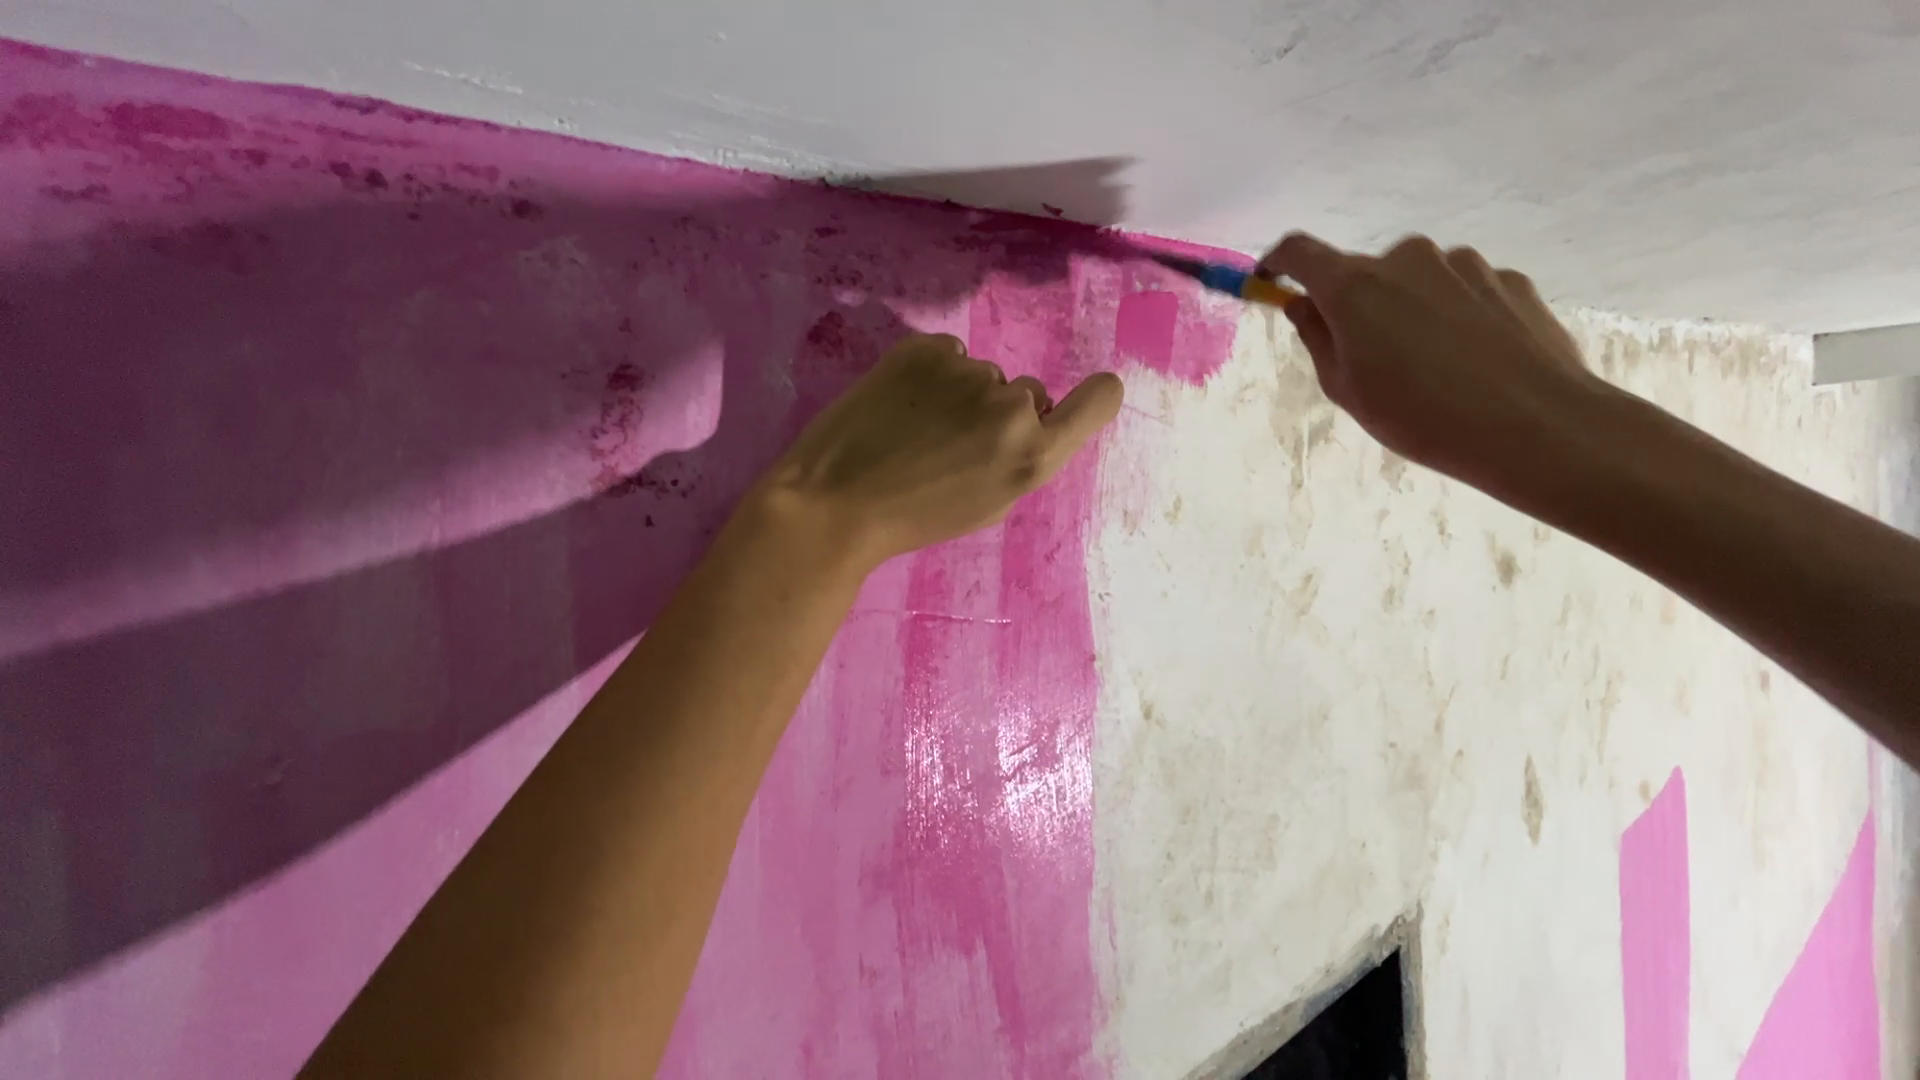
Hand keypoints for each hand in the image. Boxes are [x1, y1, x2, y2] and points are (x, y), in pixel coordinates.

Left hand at [755, 332, 1122, 567]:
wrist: (836, 501)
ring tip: (915, 428)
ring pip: (982, 376)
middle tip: (954, 445)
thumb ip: (1025, 458)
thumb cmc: (916, 519)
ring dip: (962, 394)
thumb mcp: (990, 504)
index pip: (1098, 401)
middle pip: (1028, 394)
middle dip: (1003, 413)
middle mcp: (1011, 407)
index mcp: (1033, 456)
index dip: (1096, 395)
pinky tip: (901, 404)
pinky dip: (932, 375)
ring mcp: (968, 371)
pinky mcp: (925, 347)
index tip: (1091, 392)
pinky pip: (948, 355)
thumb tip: (1034, 418)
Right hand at [1260, 232, 1605, 493]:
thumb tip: (1303, 304)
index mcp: (1355, 286)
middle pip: (1364, 272)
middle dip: (1356, 304)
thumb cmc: (1418, 415)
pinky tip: (1469, 361)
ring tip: (1428, 366)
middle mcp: (1407, 259)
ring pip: (1416, 281)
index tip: (1271, 282)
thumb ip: (1317, 337)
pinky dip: (1452, 317)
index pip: (1300, 252)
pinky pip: (1461, 291)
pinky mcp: (1508, 279)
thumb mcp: (1345, 389)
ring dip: (1407, 310)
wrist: (1533, 424)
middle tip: (1368, 358)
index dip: (1278, 264)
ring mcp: (1463, 264)